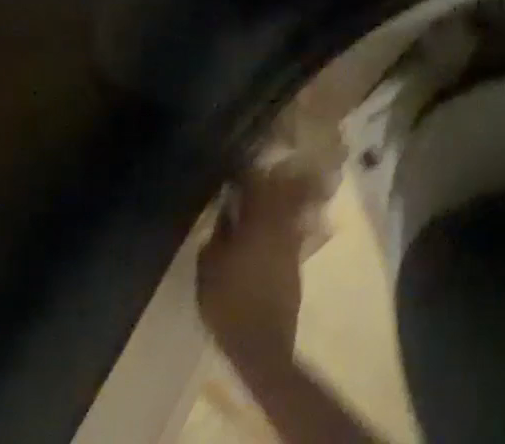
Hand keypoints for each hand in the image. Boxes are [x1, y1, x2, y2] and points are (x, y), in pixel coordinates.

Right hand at [195, 160, 328, 375]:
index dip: (251, 171)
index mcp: (257, 229)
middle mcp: (280, 235)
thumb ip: (221, 232)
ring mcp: (291, 253)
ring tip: (278, 185)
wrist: (261, 346)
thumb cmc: (226, 301)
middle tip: (272, 163)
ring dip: (287, 198)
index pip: (258, 189)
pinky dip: (286, 221)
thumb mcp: (210, 262)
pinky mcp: (294, 270)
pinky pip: (292, 234)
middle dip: (279, 179)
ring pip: (292, 216)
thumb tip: (228, 211)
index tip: (242, 158)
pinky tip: (277, 221)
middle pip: (284, 198)